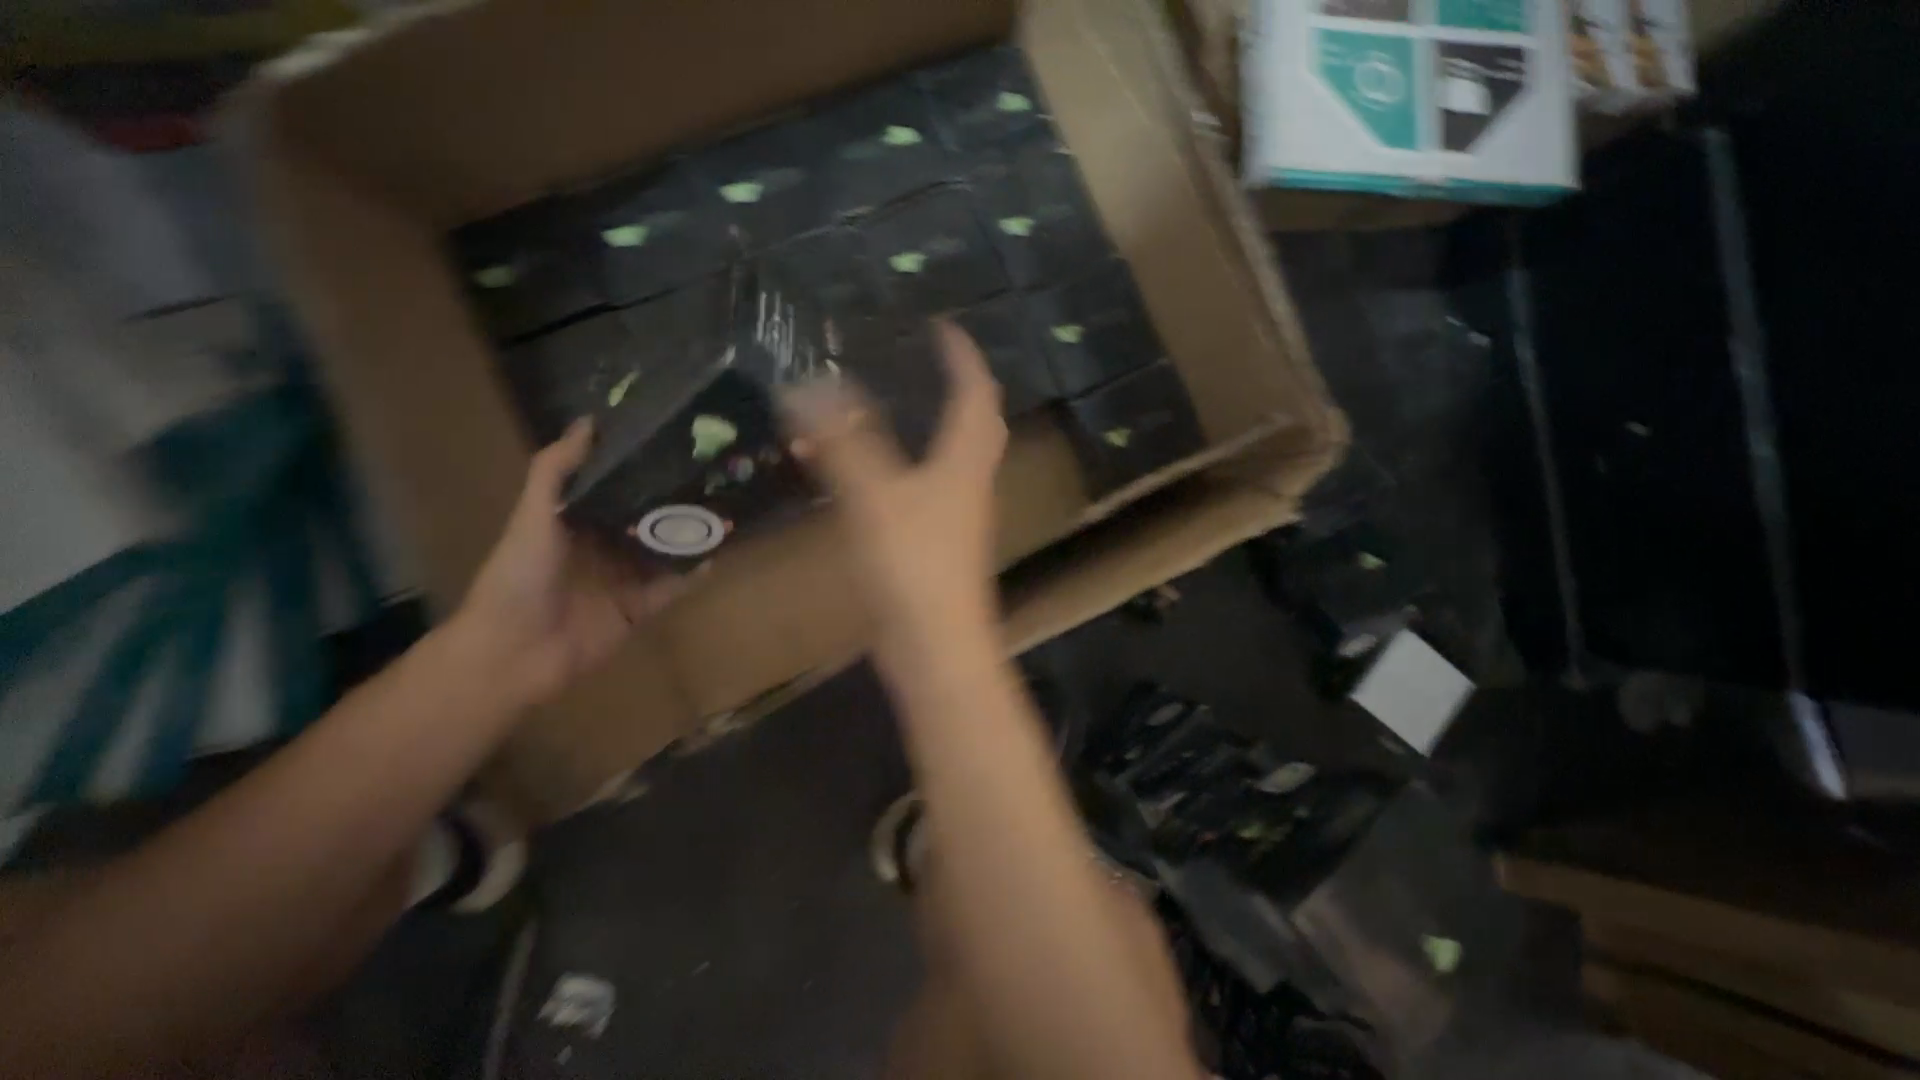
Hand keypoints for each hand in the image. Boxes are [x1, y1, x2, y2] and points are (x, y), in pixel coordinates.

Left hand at [450, 420, 687, 705]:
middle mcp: (598, 547)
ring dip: (687, 533)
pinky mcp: (636, 610)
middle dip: (670, 498)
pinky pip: (670, 588)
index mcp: (571, 522)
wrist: (513, 653)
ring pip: (661, 550)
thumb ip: (557, 470)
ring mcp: (620, 580)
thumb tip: (589, 422)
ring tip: (722, 508)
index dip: (635, 465)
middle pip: (641, 517)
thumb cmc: (519, 577)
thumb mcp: (533, 515)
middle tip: (708, 471)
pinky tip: (714, 553)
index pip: (609, 486)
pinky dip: (691, 573)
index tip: (667, 439)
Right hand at [782, 320, 1007, 642]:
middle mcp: (970, 486)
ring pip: (954, 461)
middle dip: (958, 390)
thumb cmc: (913, 568)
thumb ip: (842, 442)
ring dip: (934, 429)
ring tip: (900, 409)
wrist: (937, 651)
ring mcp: (957, 521)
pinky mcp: (938, 551)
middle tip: (926, 364)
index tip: (942, 325)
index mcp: (965, 463)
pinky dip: (907, 471)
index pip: (974, 394)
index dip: (962, 356)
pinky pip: (927, 494)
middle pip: (976, 427)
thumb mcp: (874, 497)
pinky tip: (876, 479)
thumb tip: (809, 384)